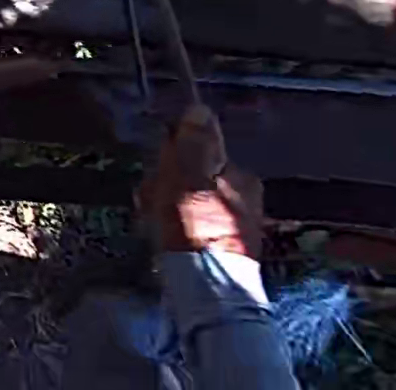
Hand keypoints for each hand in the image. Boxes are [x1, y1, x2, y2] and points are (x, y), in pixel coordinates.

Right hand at [138, 104, 263, 257]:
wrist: (205, 287)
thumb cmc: (195, 224)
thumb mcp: (189, 174)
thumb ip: (195, 142)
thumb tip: (200, 108)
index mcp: (241, 175)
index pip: (200, 145)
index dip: (174, 149)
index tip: (160, 161)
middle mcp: (243, 194)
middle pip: (192, 168)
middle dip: (166, 175)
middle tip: (153, 191)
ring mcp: (232, 219)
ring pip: (186, 191)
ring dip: (163, 195)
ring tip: (152, 212)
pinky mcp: (218, 240)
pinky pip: (187, 214)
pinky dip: (170, 216)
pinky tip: (159, 225)